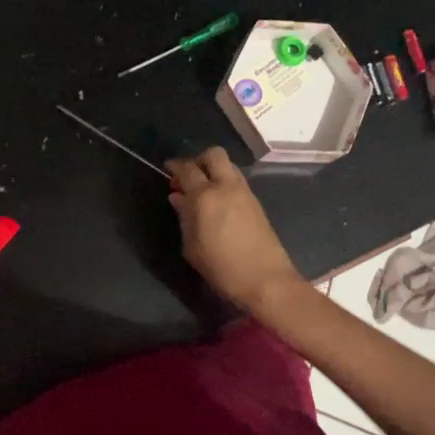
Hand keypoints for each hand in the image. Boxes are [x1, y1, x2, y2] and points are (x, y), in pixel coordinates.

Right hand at [166, 147, 305, 316]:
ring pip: (228, 165)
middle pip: (214, 154)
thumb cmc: (222, 267)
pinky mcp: (256, 202)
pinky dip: (225, 182)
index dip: (175, 166)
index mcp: (205, 196)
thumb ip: (184, 218)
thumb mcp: (193, 247)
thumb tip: (178, 197)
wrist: (266, 279)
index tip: (168, 169)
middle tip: (189, 176)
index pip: (187, 169)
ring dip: (214, 170)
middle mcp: (226, 186)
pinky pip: (237, 180)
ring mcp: (244, 192)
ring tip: (204, 190)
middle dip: (199, 160)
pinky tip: (219, 201)